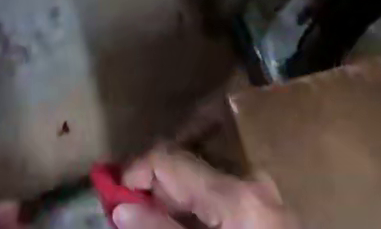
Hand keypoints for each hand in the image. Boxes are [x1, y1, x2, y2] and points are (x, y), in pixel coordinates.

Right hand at [116, 149, 295, 228]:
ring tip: (151, 219)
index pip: (170, 158)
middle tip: (124, 211)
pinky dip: (199, 212)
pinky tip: (183, 225)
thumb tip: (121, 205)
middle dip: (153, 187)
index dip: (134, 170)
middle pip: (188, 168)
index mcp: (235, 190)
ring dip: (174, 201)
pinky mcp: (272, 213)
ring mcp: (266, 196)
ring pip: (204, 186)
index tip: (108, 191)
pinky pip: (224, 201)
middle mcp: (252, 180)